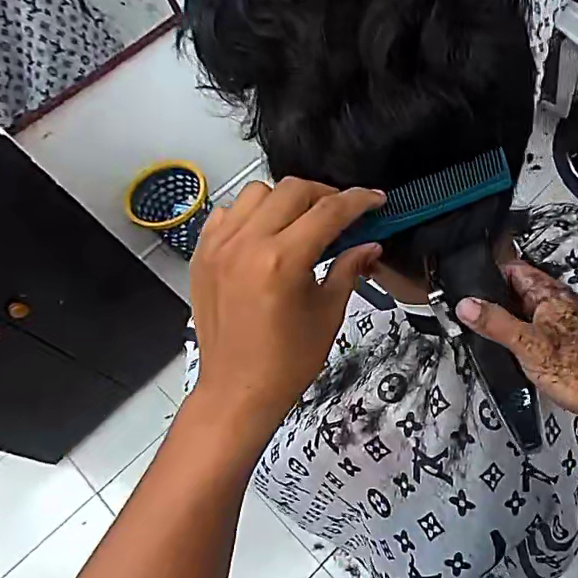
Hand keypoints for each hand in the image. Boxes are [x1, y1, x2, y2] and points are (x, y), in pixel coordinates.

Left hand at [187, 177, 383, 416]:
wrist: (239, 388)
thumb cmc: (286, 360)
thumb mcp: (328, 313)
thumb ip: (349, 270)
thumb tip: (370, 247)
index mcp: (282, 261)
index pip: (328, 212)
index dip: (358, 201)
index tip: (374, 200)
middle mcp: (246, 245)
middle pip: (292, 190)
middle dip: (325, 195)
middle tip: (345, 212)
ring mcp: (219, 247)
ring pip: (257, 191)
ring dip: (287, 199)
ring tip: (305, 221)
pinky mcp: (203, 255)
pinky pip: (228, 212)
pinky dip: (252, 213)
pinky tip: (269, 233)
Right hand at [455, 261, 577, 423]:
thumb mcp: (525, 344)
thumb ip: (495, 322)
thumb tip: (467, 305)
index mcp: (551, 294)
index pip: (515, 268)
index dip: (491, 274)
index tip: (471, 288)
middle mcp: (559, 303)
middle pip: (519, 290)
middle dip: (496, 300)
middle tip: (476, 314)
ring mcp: (563, 321)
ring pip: (527, 311)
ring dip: (509, 319)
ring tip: (491, 333)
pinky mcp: (565, 341)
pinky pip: (535, 329)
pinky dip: (521, 335)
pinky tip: (515, 350)